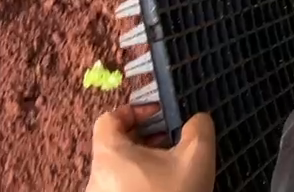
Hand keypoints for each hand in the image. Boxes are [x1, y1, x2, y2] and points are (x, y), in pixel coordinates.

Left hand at [86, 106, 216, 191]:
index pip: (108, 119)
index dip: (134, 110)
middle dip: (146, 137)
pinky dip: (140, 183)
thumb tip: (194, 121)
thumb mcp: (197, 153)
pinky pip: (121, 189)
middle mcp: (95, 180)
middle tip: (173, 140)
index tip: (160, 114)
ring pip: (119, 170)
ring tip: (173, 167)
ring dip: (145, 161)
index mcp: (110, 157)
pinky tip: (166, 189)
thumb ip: (198, 125)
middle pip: (115, 145)